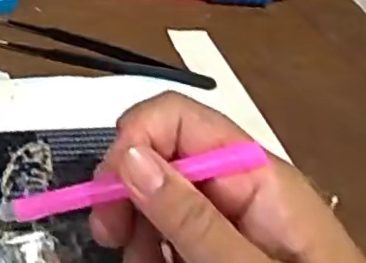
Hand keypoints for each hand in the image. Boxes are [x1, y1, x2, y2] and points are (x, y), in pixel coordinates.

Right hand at [89, 94, 365, 262]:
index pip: (175, 116)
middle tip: (107, 232)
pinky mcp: (227, 248)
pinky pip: (173, 228)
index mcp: (257, 173)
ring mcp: (235, 218)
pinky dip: (153, 245)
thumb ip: (193, 218)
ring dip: (135, 223)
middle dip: (127, 187)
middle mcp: (242, 184)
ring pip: (158, 192)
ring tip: (135, 259)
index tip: (110, 189)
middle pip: (160, 152)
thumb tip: (129, 155)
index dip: (134, 139)